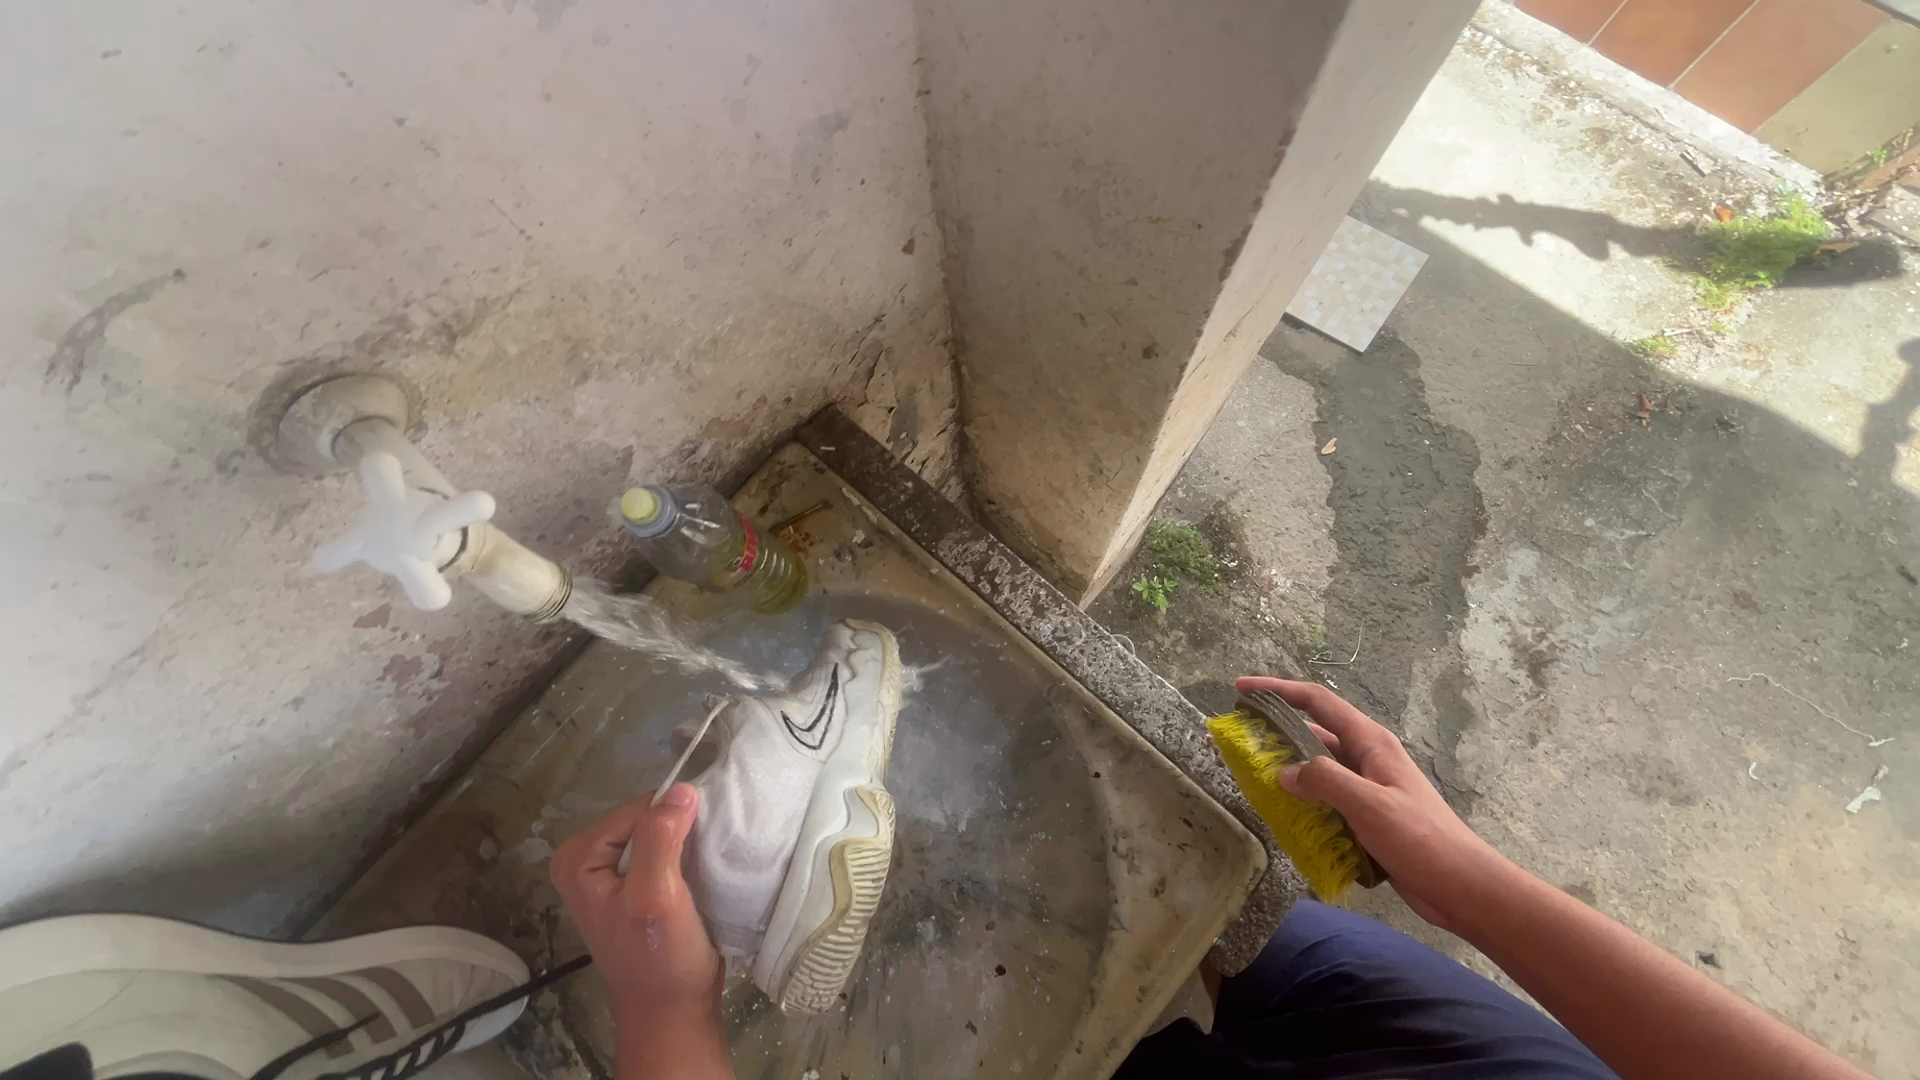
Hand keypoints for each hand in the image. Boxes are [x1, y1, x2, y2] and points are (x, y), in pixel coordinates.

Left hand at [550, 786, 728, 1072]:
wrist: (673, 1008)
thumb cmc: (659, 957)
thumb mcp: (656, 896)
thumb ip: (660, 840)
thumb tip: (681, 789)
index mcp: (577, 858)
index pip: (639, 809)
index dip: (671, 826)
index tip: (693, 854)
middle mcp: (586, 858)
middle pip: (647, 816)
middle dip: (678, 830)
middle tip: (700, 860)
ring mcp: (610, 871)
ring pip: (659, 828)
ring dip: (686, 841)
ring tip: (703, 865)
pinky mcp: (636, 882)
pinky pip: (665, 846)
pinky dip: (686, 852)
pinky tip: (699, 872)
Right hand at [1235, 676, 1510, 931]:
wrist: (1465, 889)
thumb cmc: (1422, 840)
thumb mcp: (1369, 805)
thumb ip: (1325, 781)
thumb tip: (1284, 773)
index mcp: (1370, 743)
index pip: (1317, 701)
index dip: (1278, 690)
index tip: (1242, 689)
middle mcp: (1367, 758)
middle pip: (1313, 732)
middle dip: (1276, 730)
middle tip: (1241, 737)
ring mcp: (1367, 787)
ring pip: (1317, 767)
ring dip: (1287, 769)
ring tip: (1252, 776)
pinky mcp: (1366, 815)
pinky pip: (1325, 797)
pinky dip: (1302, 799)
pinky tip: (1283, 813)